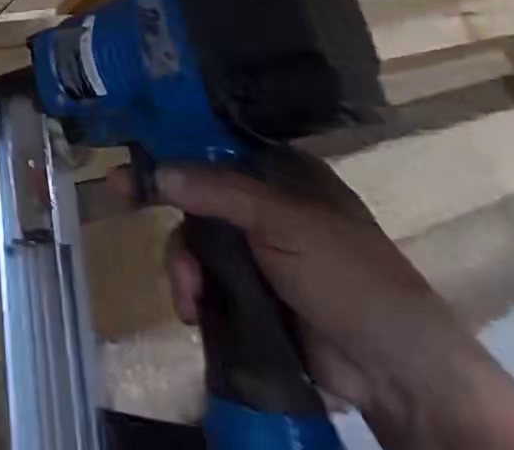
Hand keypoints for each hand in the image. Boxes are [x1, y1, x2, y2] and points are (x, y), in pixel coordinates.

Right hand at [116, 150, 513, 448]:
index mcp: (281, 172)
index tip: (132, 151)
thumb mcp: (284, 222)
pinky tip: (194, 312)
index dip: (173, 146)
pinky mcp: (250, 292)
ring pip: (195, 239)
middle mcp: (265, 203)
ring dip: (182, 265)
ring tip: (189, 296)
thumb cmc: (346, 272)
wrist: (392, 367)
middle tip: (121, 198)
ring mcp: (257, 250)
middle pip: (197, 193)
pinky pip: (204, 279)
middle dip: (171, 212)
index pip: (216, 146)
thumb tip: (156, 168)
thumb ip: (218, 192)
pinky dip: (192, 292)